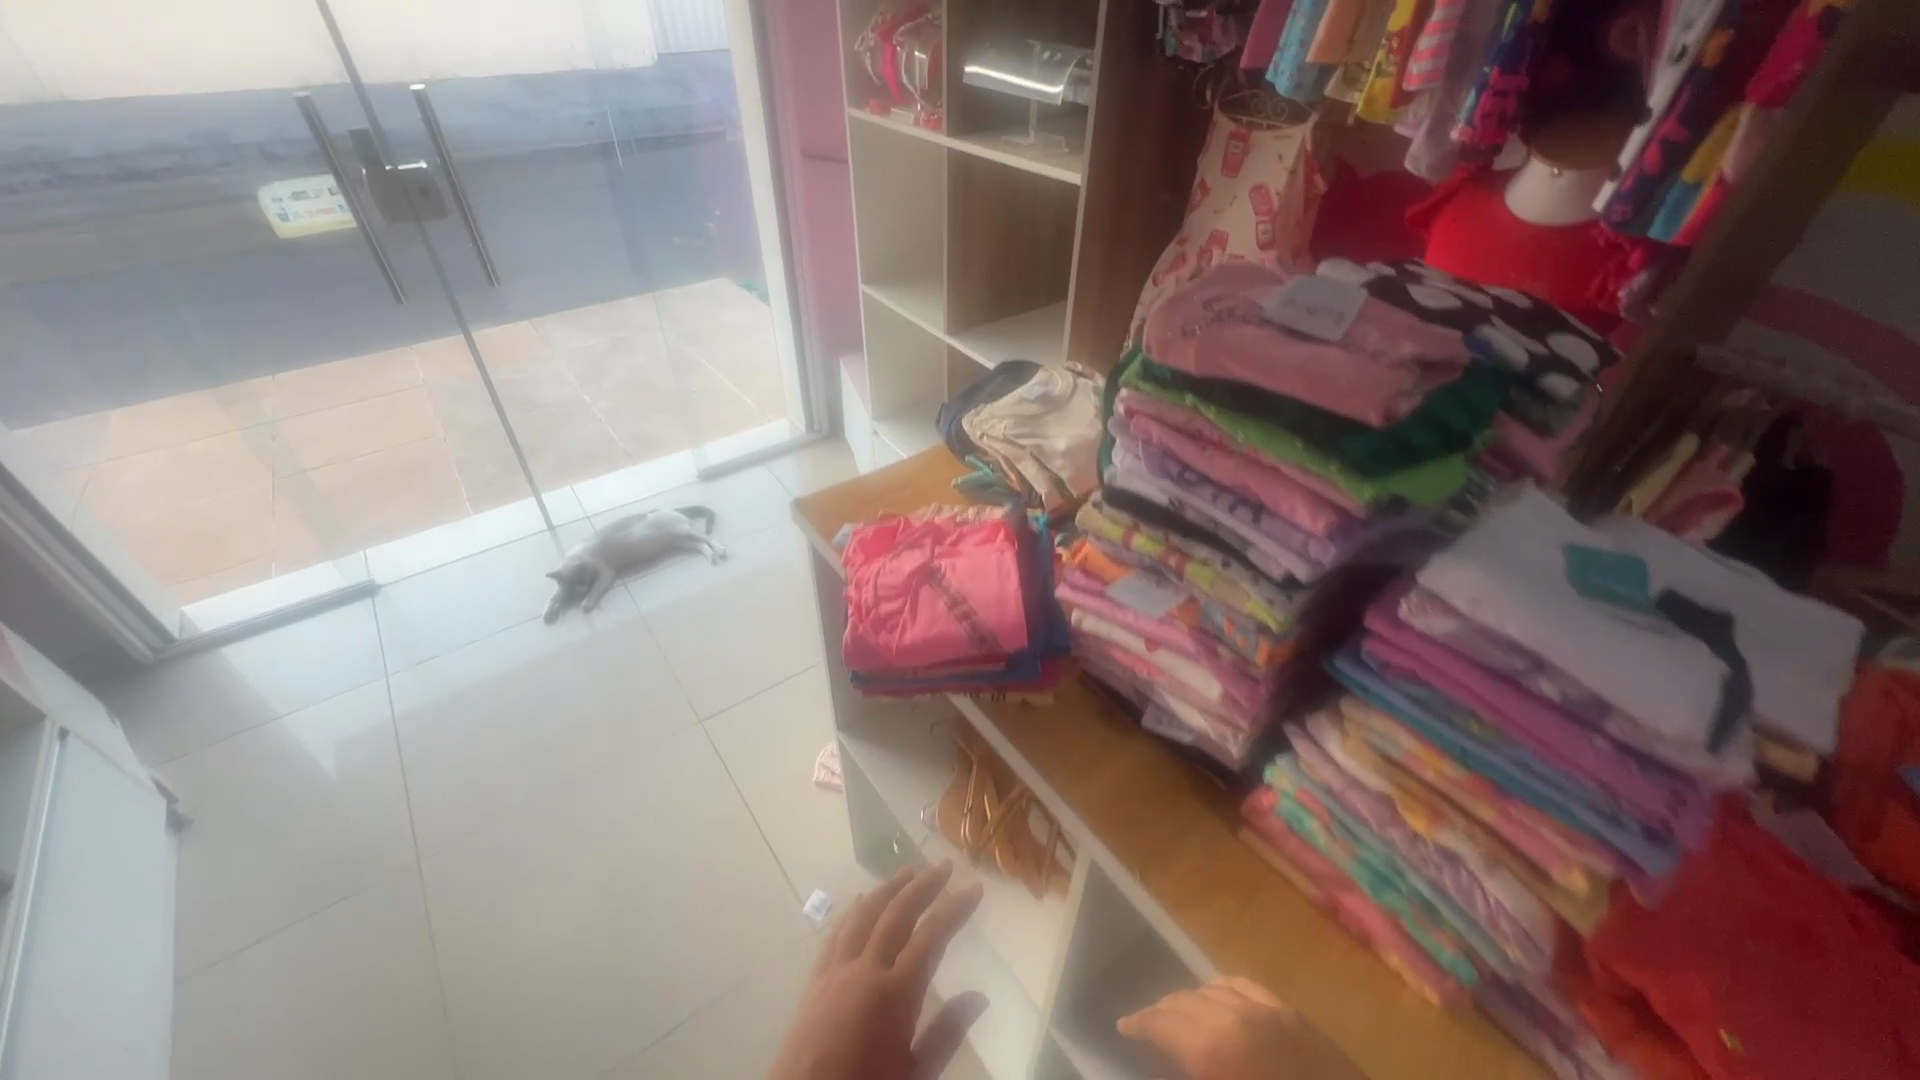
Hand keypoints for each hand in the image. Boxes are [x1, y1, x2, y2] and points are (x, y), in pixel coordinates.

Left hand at [768, 862, 987, 1079]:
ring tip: (906, 872)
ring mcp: (836, 972)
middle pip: (897, 914)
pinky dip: (853, 911)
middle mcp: (865, 971)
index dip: (955, 909)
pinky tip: (860, 903)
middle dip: (923, 886)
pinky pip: (836, 933)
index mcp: (895, 994)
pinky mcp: (815, 981)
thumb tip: (979, 997)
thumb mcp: (915, 1075)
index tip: (974, 888)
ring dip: (887, 890)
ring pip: (864, 916)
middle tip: (944, 866)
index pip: (932, 937)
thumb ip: (947, 1033)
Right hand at [1118, 977, 1367, 1079]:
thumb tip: (1171, 1055)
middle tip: (1148, 1025)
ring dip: (1191, 1000)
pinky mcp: (1294, 1016)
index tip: (1124, 1026)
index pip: (1161, 1024)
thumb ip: (1192, 1067)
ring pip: (1213, 989)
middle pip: (1184, 1003)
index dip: (1139, 1025)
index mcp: (1211, 1049)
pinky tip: (1222, 999)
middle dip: (1162, 1013)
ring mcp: (1267, 1012)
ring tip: (1181, 1014)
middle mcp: (1234, 1018)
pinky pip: (1248, 988)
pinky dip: (1224, 990)